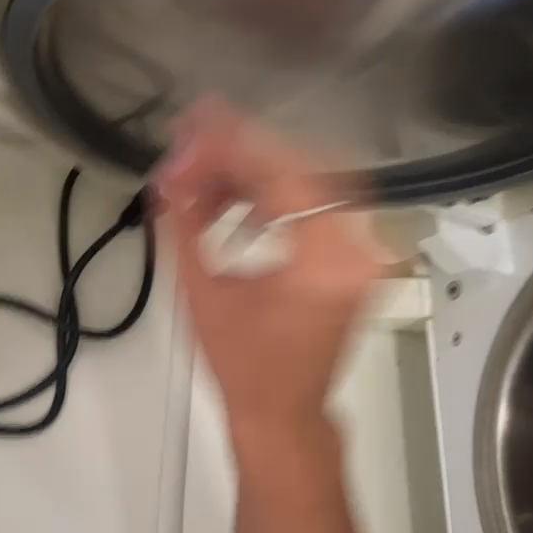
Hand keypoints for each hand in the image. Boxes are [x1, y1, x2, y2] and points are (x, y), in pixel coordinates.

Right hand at [153, 100, 380, 438]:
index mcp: (325, 259)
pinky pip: (314, 200)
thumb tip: (168, 174)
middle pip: (301, 166)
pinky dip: (270, 190)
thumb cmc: (240, 362)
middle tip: (190, 137)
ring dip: (252, 168)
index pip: (281, 175)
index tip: (191, 121)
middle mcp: (360, 245)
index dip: (232, 144)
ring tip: (199, 171)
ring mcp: (364, 248)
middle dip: (241, 147)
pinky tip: (230, 196)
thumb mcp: (201, 291)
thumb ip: (187, 223)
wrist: (283, 411)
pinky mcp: (356, 252)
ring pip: (308, 178)